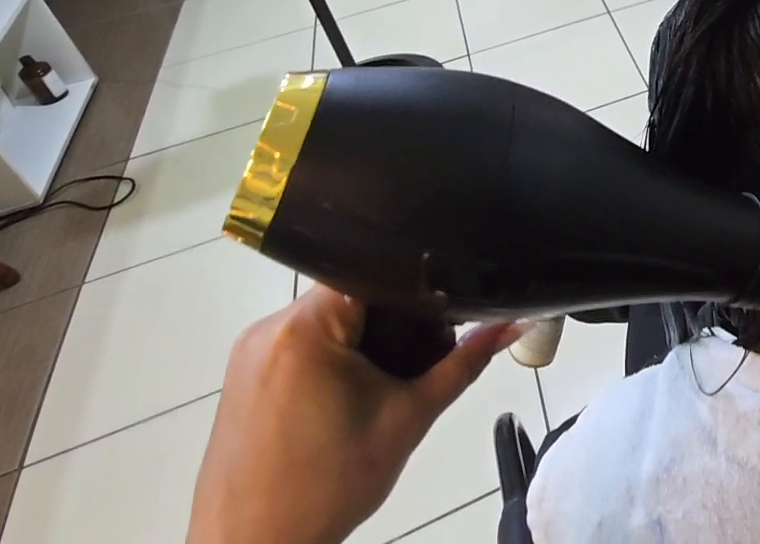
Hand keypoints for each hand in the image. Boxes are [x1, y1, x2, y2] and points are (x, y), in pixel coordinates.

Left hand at [188, 286, 521, 543]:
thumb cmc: (328, 486)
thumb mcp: (410, 417)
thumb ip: (464, 362)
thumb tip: (513, 324)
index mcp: (304, 328)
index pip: (375, 274)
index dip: (418, 287)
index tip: (447, 309)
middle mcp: (269, 329)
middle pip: (353, 294)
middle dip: (397, 317)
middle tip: (431, 346)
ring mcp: (251, 352)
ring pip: (331, 317)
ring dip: (368, 335)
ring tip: (398, 369)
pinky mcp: (246, 376)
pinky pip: (305, 341)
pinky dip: (340, 353)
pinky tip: (361, 386)